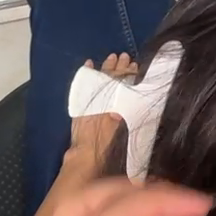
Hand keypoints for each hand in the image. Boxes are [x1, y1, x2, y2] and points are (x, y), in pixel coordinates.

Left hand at [65, 54, 137, 171]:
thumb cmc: (107, 149)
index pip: (124, 86)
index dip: (130, 75)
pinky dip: (86, 75)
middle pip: (112, 81)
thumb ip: (128, 115)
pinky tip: (88, 64)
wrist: (85, 158)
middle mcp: (103, 102)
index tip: (135, 66)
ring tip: (112, 58)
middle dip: (120, 69)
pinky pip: (83, 87)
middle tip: (126, 57)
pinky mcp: (80, 109)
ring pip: (99, 81)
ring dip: (106, 69)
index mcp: (116, 106)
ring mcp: (89, 104)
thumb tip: (135, 101)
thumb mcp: (123, 133)